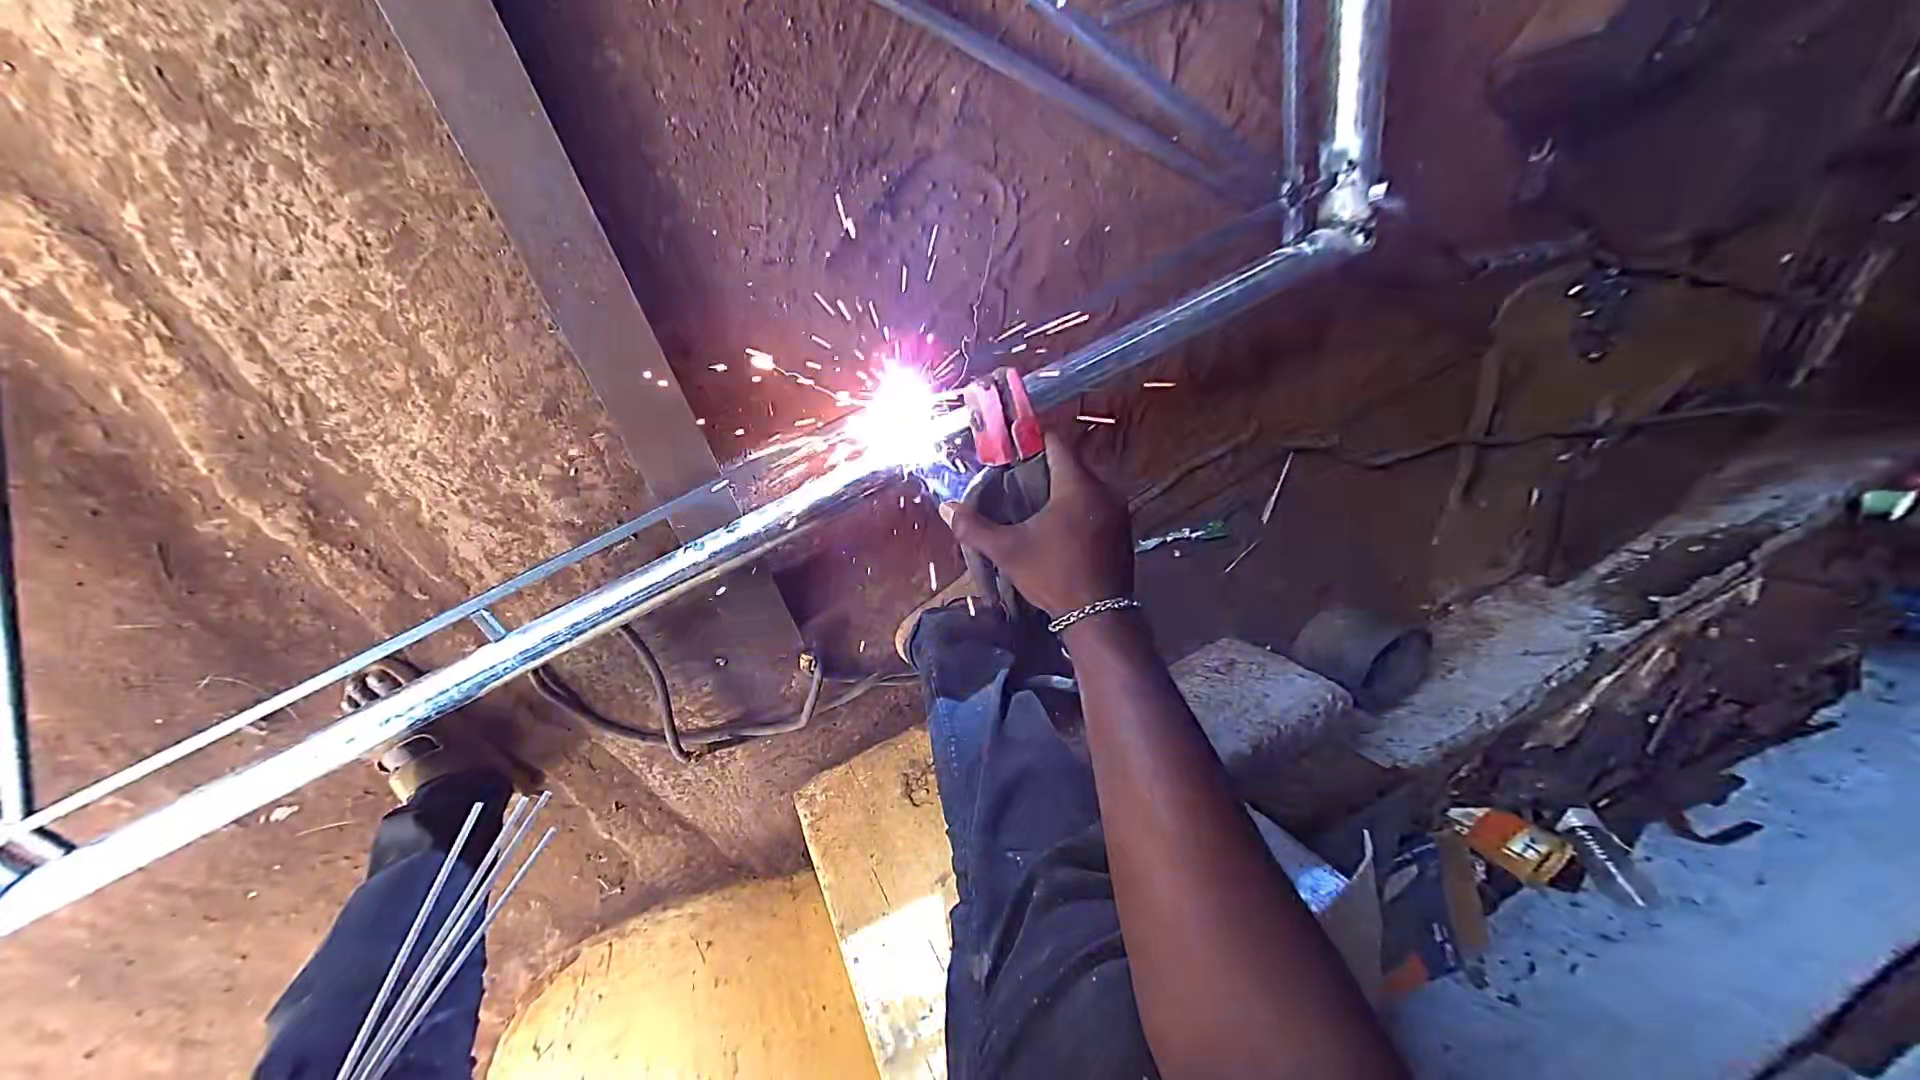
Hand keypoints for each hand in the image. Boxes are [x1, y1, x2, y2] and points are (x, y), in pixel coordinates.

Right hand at [945, 431, 1133, 616]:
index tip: (1010, 450)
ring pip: (1085, 486)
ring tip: (1034, 505)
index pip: (1056, 442)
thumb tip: (946, 507)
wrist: (1099, 617)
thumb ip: (974, 527)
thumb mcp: (1007, 551)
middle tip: (1015, 482)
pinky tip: (1059, 527)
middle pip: (1070, 464)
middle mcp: (1105, 490)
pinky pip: (1097, 505)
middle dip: (1043, 469)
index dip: (1031, 441)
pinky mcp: (1123, 530)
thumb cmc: (1053, 576)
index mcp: (1078, 485)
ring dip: (1061, 490)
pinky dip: (1078, 508)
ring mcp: (1118, 511)